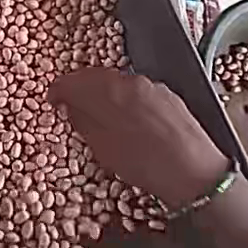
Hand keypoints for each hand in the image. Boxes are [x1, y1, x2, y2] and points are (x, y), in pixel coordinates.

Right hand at [49, 68, 231, 207]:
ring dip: (101, 91)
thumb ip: (83, 122)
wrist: (195, 172)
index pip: (74, 81)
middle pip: (95, 76)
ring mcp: (151, 86)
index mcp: (109, 92)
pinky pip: (136, 89)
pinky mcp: (168, 95)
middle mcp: (130, 81)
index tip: (52, 100)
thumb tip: (70, 107)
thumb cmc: (145, 164)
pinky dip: (123, 96)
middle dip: (79, 87)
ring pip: (117, 81)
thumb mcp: (104, 148)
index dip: (59, 89)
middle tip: (69, 103)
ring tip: (96, 111)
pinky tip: (124, 116)